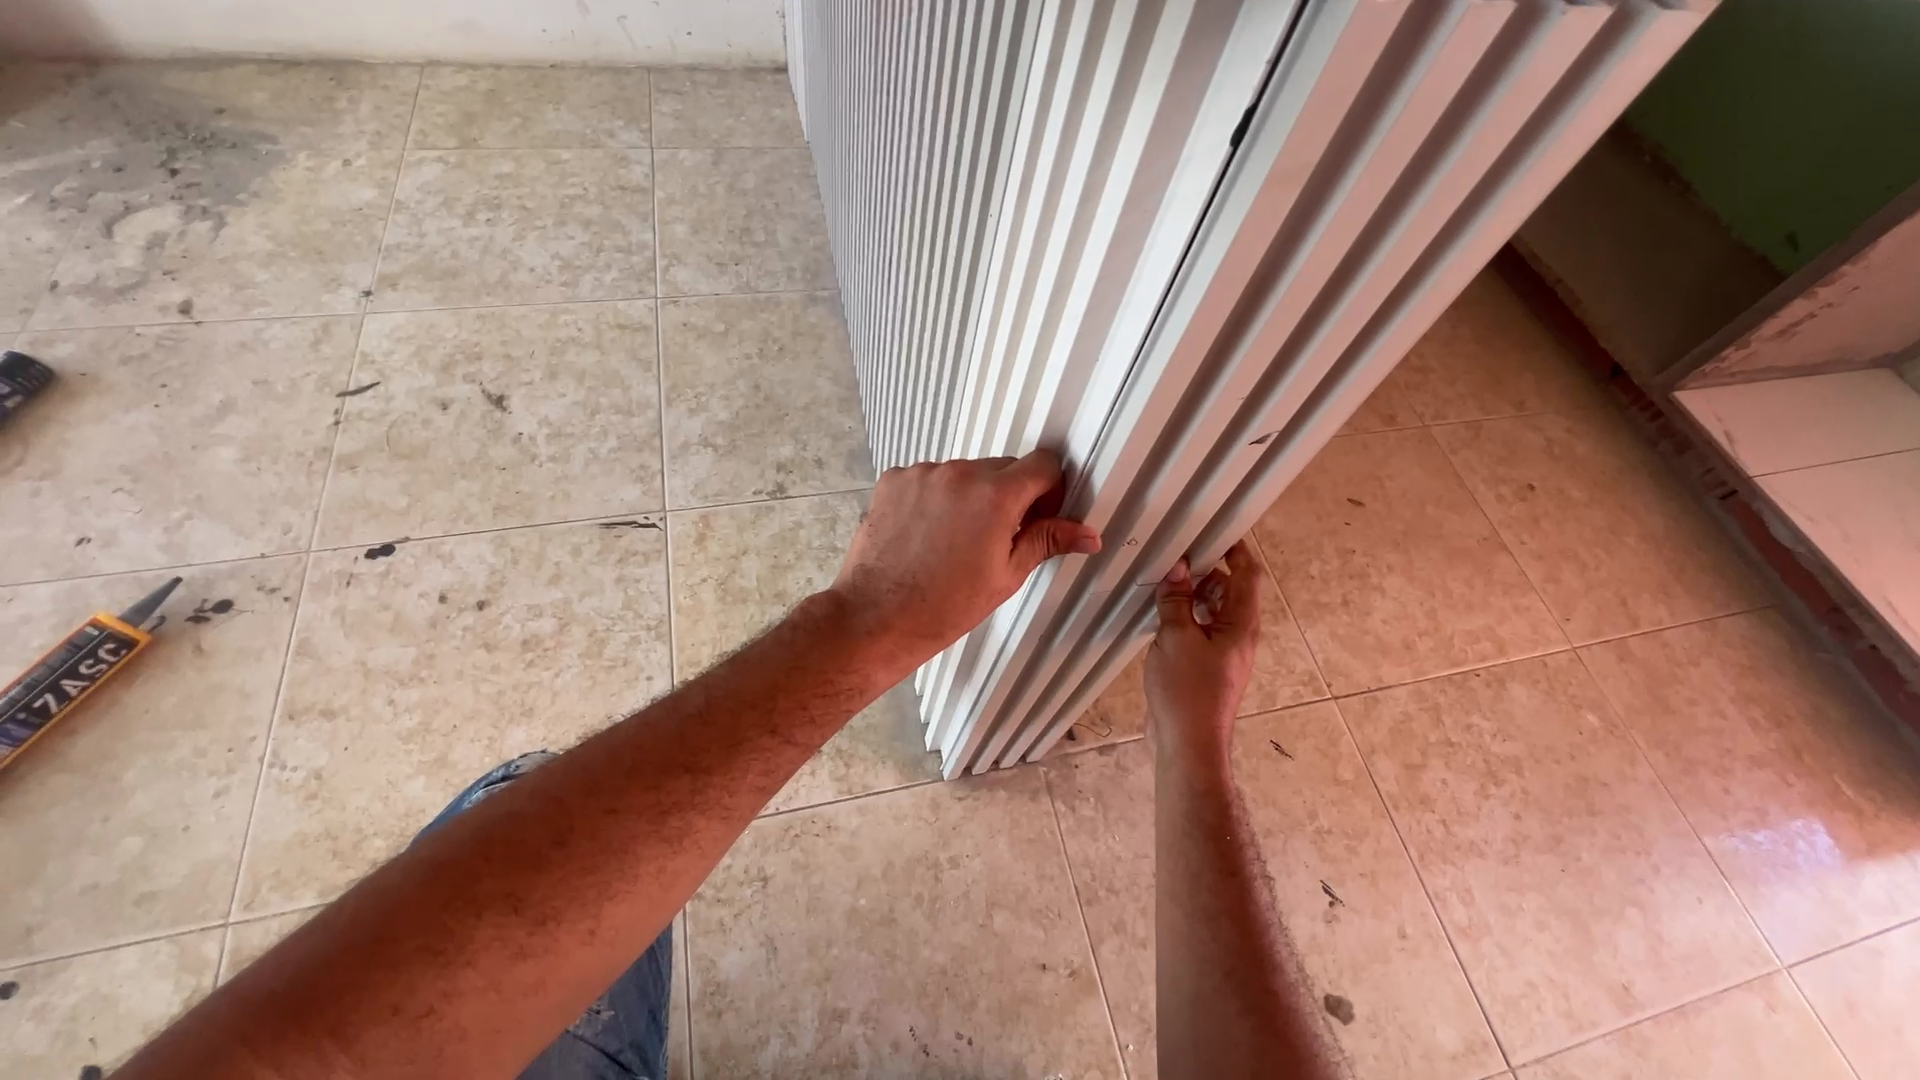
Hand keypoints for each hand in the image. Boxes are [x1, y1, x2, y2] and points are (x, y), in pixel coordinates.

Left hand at [829, 451, 1101, 668]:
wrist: (878, 617)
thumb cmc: (945, 605)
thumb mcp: (1007, 575)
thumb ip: (1047, 541)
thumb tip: (1090, 535)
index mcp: (996, 495)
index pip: (1044, 463)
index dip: (1049, 489)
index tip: (1040, 515)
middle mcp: (960, 473)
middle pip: (1003, 468)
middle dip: (1008, 496)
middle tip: (996, 538)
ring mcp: (923, 473)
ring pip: (964, 473)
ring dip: (970, 496)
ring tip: (954, 541)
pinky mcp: (894, 480)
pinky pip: (929, 478)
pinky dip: (935, 497)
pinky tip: (927, 534)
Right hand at [1146, 540, 1261, 768]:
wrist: (1188, 744)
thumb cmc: (1188, 690)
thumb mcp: (1177, 638)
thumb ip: (1176, 600)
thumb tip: (1177, 567)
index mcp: (1242, 624)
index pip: (1248, 575)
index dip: (1237, 550)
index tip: (1217, 529)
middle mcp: (1238, 635)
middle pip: (1229, 591)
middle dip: (1206, 570)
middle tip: (1178, 551)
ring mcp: (1222, 652)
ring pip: (1212, 611)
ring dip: (1192, 593)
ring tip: (1164, 577)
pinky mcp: (1205, 666)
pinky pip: (1199, 629)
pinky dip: (1184, 615)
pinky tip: (1160, 612)